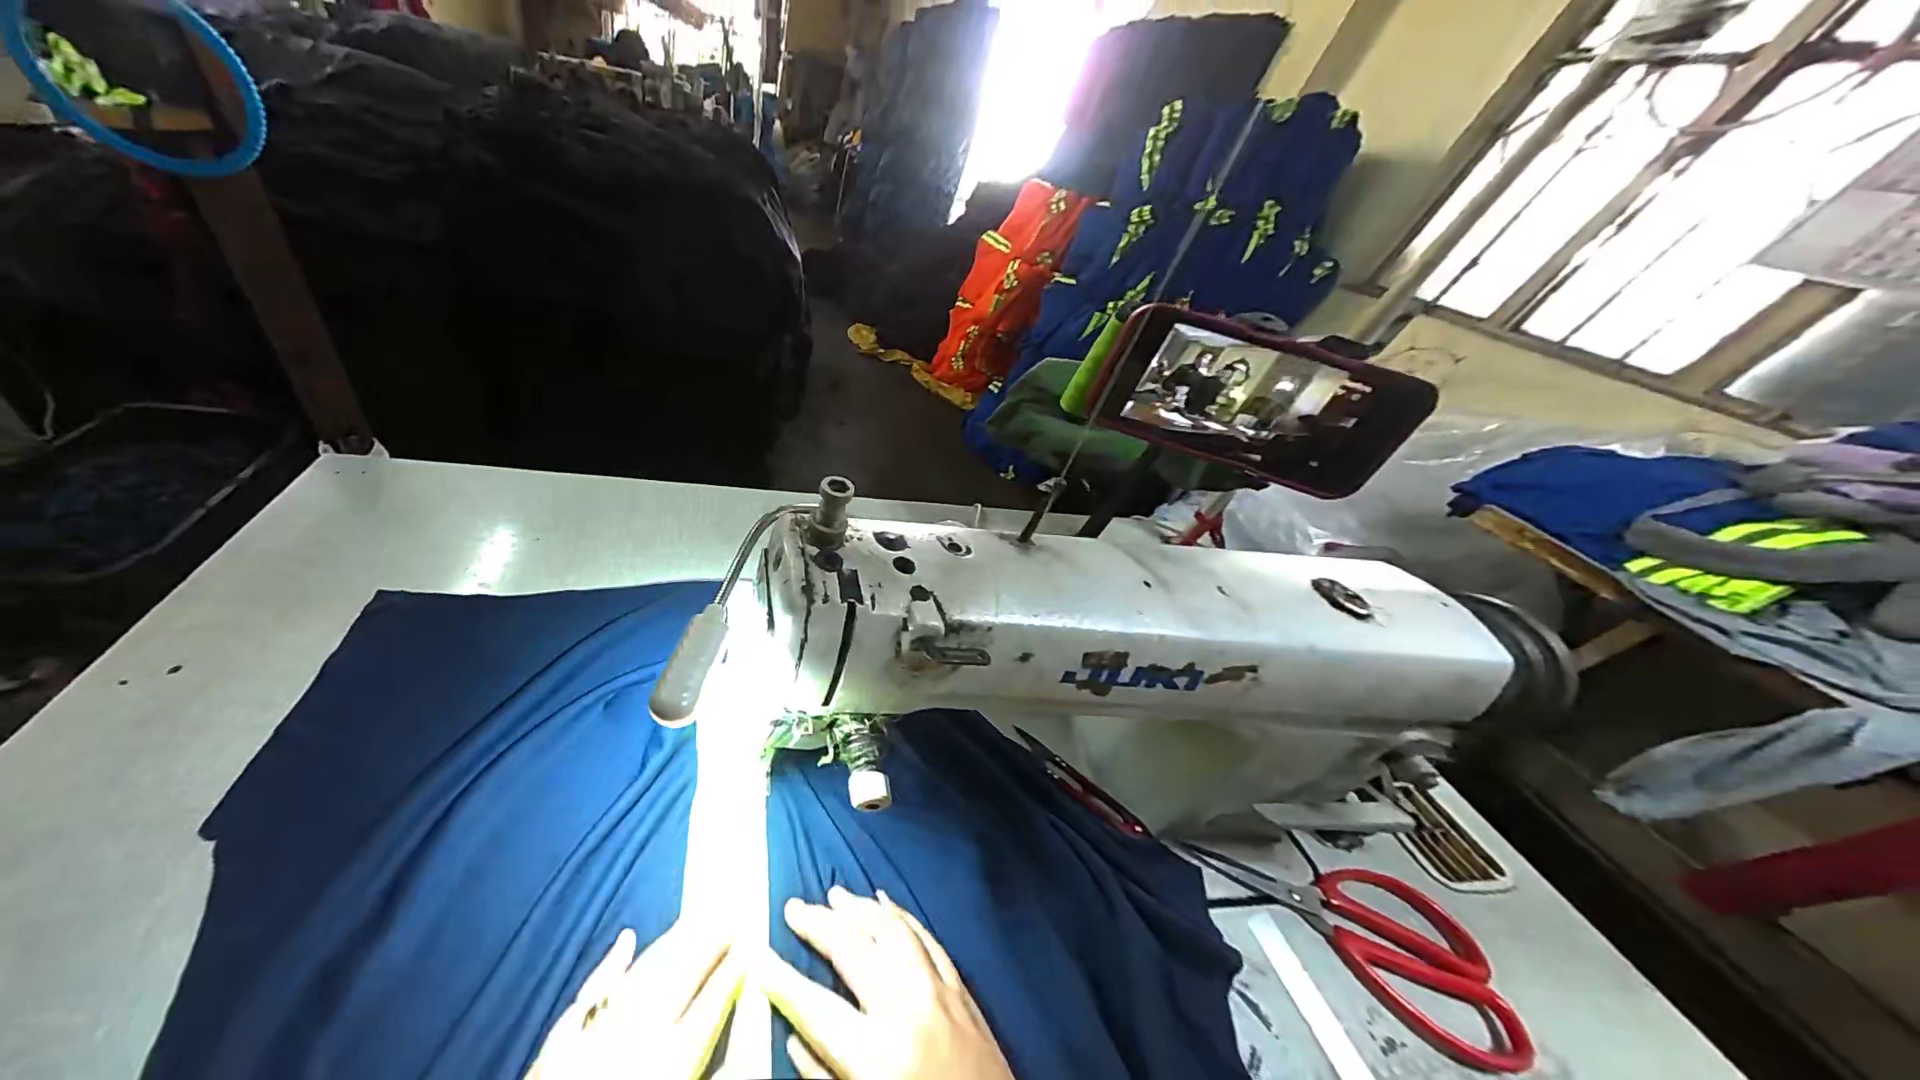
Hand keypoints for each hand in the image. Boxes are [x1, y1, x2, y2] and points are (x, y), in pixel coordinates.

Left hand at [527, 918, 741, 1079]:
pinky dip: (611, 963)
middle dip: (709, 949)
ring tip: (694, 925)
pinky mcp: (566, 1042)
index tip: (750, 946)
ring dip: (672, 947)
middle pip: (682, 977)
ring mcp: (601, 1032)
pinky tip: (627, 939)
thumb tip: (738, 1020)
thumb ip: (705, 1059)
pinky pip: (594, 990)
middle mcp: (640, 1033)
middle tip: (731, 924)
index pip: (712, 1001)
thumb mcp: (678, 1079)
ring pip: (645, 975)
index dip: (732, 971)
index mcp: (674, 1057)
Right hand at [758, 886, 1015, 1079]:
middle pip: (856, 951)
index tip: (758, 954)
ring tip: (835, 897)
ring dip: (862, 910)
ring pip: (895, 932)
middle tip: (794, 907)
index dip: (782, 978)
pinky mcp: (963, 991)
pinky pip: (929, 940)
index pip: (817, 1006)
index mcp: (879, 1054)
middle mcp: (910, 1009)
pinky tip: (887, 905)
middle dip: (821, 925)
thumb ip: (825, 1077)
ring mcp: (941, 993)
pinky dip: (904, 918)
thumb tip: (795, 1036)